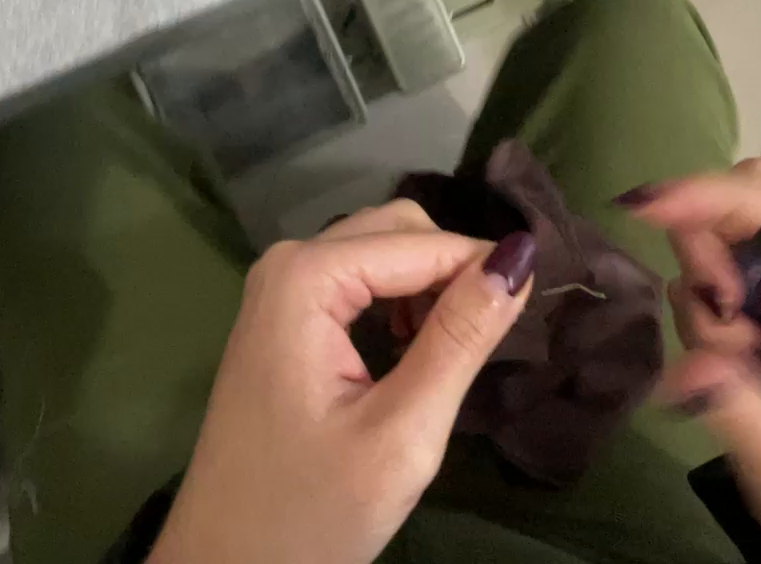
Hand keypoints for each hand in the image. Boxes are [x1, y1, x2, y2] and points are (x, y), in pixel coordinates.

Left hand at [148, 200, 535, 563]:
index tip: (536, 303)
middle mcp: (287, 260)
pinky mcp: (283, 309)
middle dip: (451, 269)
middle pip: (395, 230)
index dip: (483, 266)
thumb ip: (458, 339)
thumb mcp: (400, 433)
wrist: (223, 562)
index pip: (418, 242)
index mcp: (305, 276)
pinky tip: (410, 345)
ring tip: (452, 349)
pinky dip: (397, 295)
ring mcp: (279, 283)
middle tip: (492, 337)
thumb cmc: (310, 512)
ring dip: (426, 283)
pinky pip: (355, 275)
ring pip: (378, 247)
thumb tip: (518, 257)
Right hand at [632, 159, 760, 563]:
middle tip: (709, 310)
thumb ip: (734, 406)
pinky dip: (707, 299)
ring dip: (709, 279)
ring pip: (739, 230)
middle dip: (712, 243)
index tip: (648, 207)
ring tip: (732, 356)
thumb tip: (683, 364)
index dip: (723, 200)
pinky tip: (733, 357)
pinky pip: (728, 266)